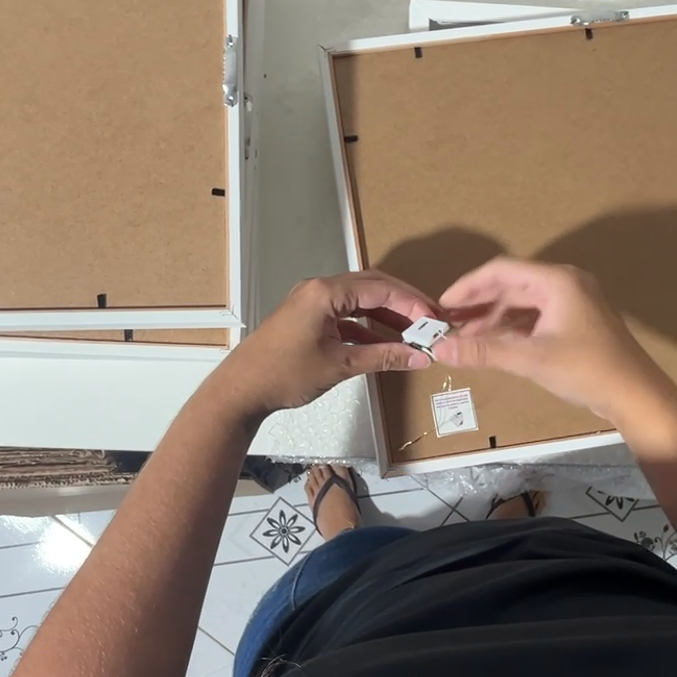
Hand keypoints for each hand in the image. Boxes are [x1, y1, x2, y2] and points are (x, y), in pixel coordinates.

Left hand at [208, 271, 438, 420]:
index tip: (434, 320)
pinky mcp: (308, 318)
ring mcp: (312, 302)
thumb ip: (383, 357)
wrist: (241, 390)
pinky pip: (345, 314)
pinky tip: (384, 342)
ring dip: (386, 314)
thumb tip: (419, 356)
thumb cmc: (284, 374)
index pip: (380, 288)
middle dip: (403, 304)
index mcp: (325, 292)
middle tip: (429, 321)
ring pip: (359, 300)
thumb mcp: (341, 366)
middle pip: (372, 287)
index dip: (412, 303)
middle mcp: (319, 289)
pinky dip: (367, 326)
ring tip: (413, 332)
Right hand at [431, 257, 676, 425]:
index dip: (468, 286)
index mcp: (557, 281)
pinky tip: (494, 344)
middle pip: (511, 285)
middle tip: (448, 324)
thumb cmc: (586, 370)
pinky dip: (512, 328)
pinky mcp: (576, 321)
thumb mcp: (530, 359)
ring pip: (522, 302)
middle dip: (478, 304)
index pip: (501, 270)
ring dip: (493, 318)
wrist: (636, 395)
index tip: (442, 306)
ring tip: (465, 338)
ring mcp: (573, 302)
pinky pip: (535, 316)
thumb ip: (483, 351)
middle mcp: (565, 283)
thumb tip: (440, 349)